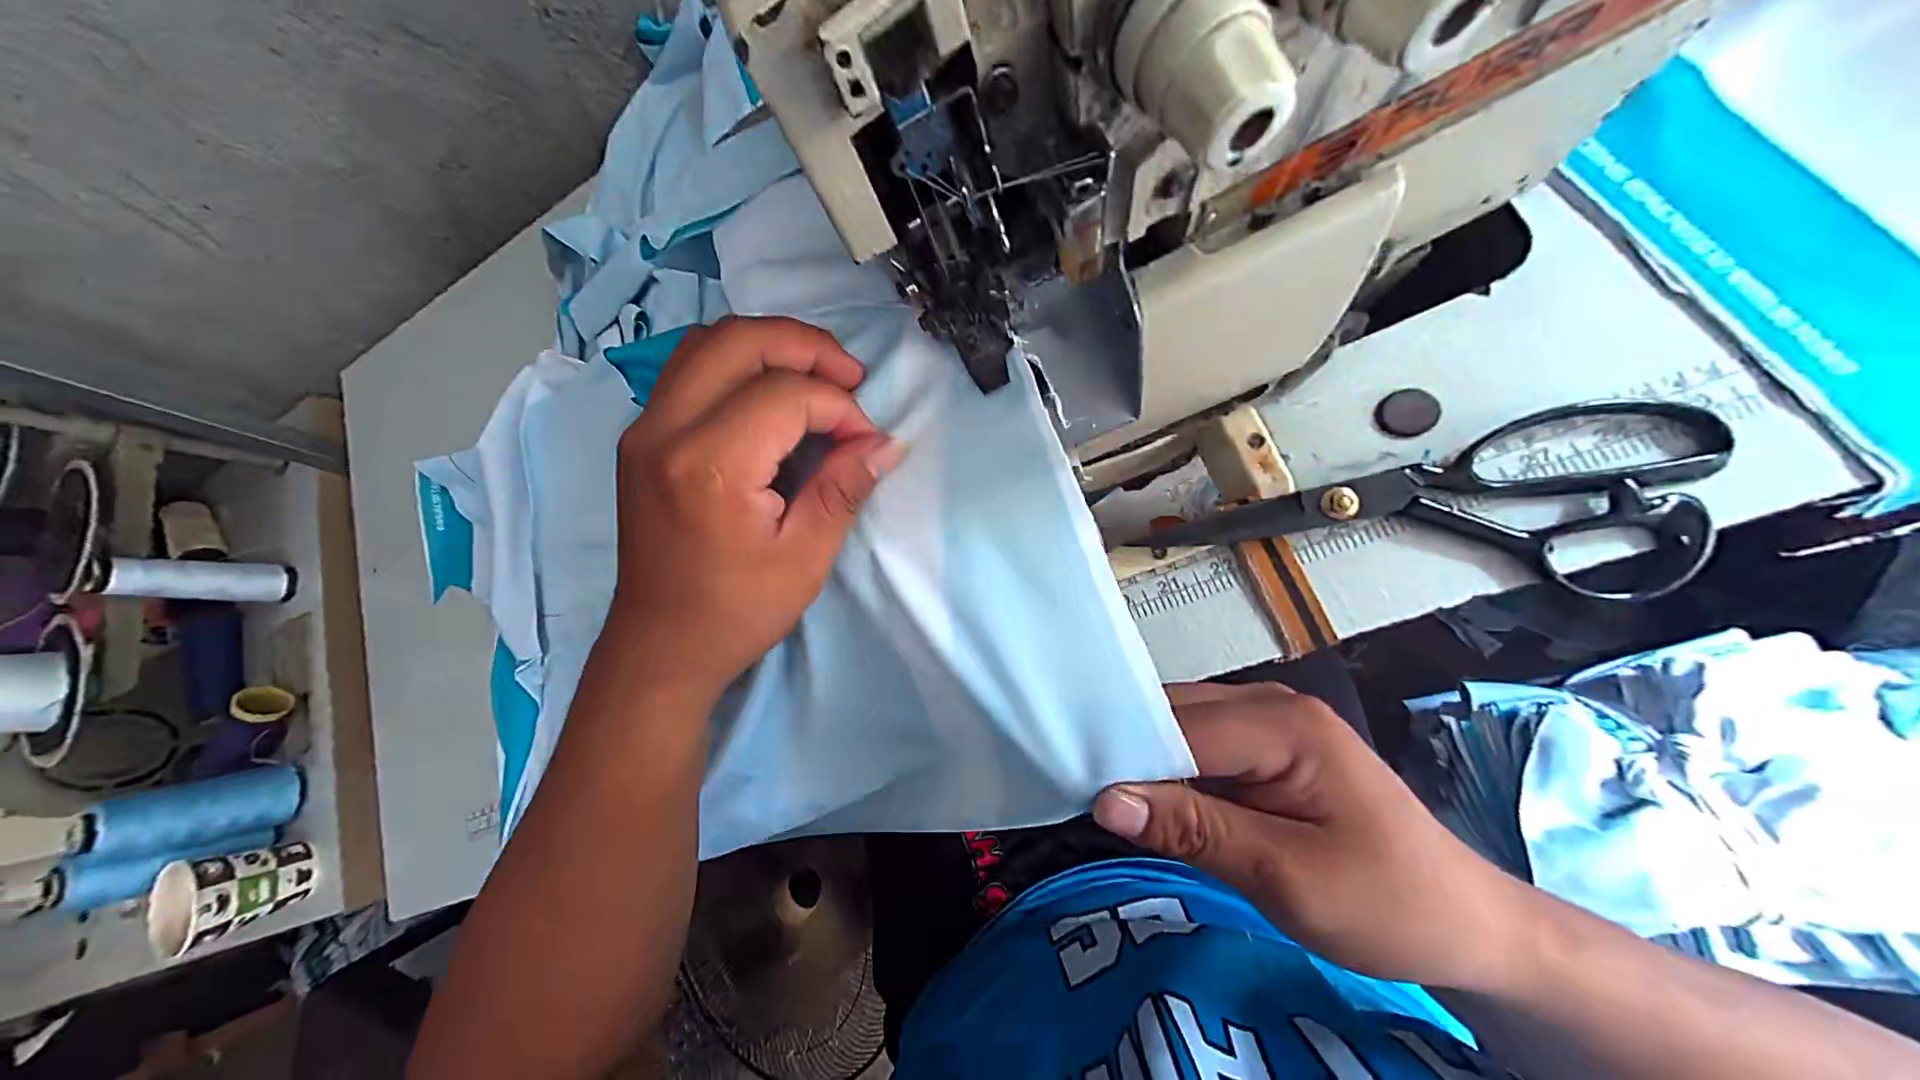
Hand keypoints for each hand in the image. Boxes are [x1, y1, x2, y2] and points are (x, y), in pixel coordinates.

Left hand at [605, 316, 906, 705]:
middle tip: (850, 378)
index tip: (867, 441)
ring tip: (816, 379)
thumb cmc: (737, 612)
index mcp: (710, 465)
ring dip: (770, 346)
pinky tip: (771, 395)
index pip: (786, 394)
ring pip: (708, 341)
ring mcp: (644, 428)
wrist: (661, 646)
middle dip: (807, 347)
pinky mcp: (641, 436)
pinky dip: (737, 363)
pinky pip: (690, 368)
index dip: (840, 407)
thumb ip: (844, 488)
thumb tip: (886, 442)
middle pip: (740, 341)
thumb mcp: (805, 557)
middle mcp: (665, 430)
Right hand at [1092, 681, 1537, 992]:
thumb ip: (1195, 830)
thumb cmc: (1389, 904)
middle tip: (1077, 798)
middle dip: (1126, 755)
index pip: (1177, 729)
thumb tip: (1106, 801)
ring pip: (1178, 728)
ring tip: (1101, 800)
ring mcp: (1267, 723)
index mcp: (1283, 724)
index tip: (1073, 793)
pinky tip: (1148, 802)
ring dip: (1144, 766)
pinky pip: (1197, 748)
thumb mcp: (1288, 878)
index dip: (1123, 759)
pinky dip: (1168, 774)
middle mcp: (1270, 706)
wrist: (1465, 926)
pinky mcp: (1263, 749)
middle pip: (1171, 716)